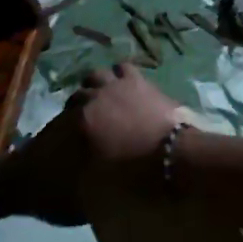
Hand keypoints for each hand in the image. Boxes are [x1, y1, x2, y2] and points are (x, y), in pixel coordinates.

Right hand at [67, 63, 183, 185]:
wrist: (173, 152)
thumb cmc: (138, 170)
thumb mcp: (105, 173)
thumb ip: (88, 159)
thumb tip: (82, 154)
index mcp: (84, 121)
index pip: (68, 118)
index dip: (69, 125)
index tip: (74, 134)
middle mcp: (95, 98)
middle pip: (79, 94)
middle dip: (78, 103)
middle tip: (85, 113)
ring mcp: (115, 85)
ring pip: (96, 75)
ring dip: (94, 83)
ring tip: (99, 92)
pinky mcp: (136, 79)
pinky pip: (122, 68)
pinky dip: (119, 73)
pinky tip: (122, 80)